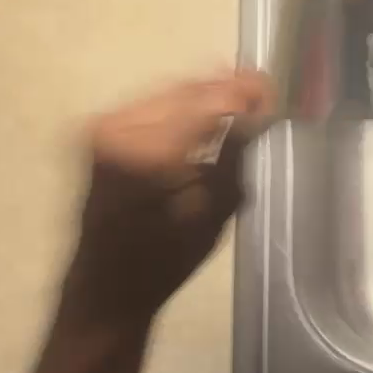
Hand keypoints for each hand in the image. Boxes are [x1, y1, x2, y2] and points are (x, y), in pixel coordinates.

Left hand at [64, 73, 273, 320]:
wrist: (106, 284)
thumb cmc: (164, 262)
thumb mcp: (213, 216)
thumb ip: (234, 156)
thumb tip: (258, 113)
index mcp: (147, 152)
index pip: (206, 103)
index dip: (243, 92)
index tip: (273, 90)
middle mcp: (118, 128)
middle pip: (185, 90)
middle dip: (226, 89)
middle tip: (263, 92)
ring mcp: (103, 126)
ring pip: (167, 93)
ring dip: (204, 96)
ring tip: (241, 101)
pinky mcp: (99, 131)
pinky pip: (151, 105)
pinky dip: (182, 107)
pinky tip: (207, 115)